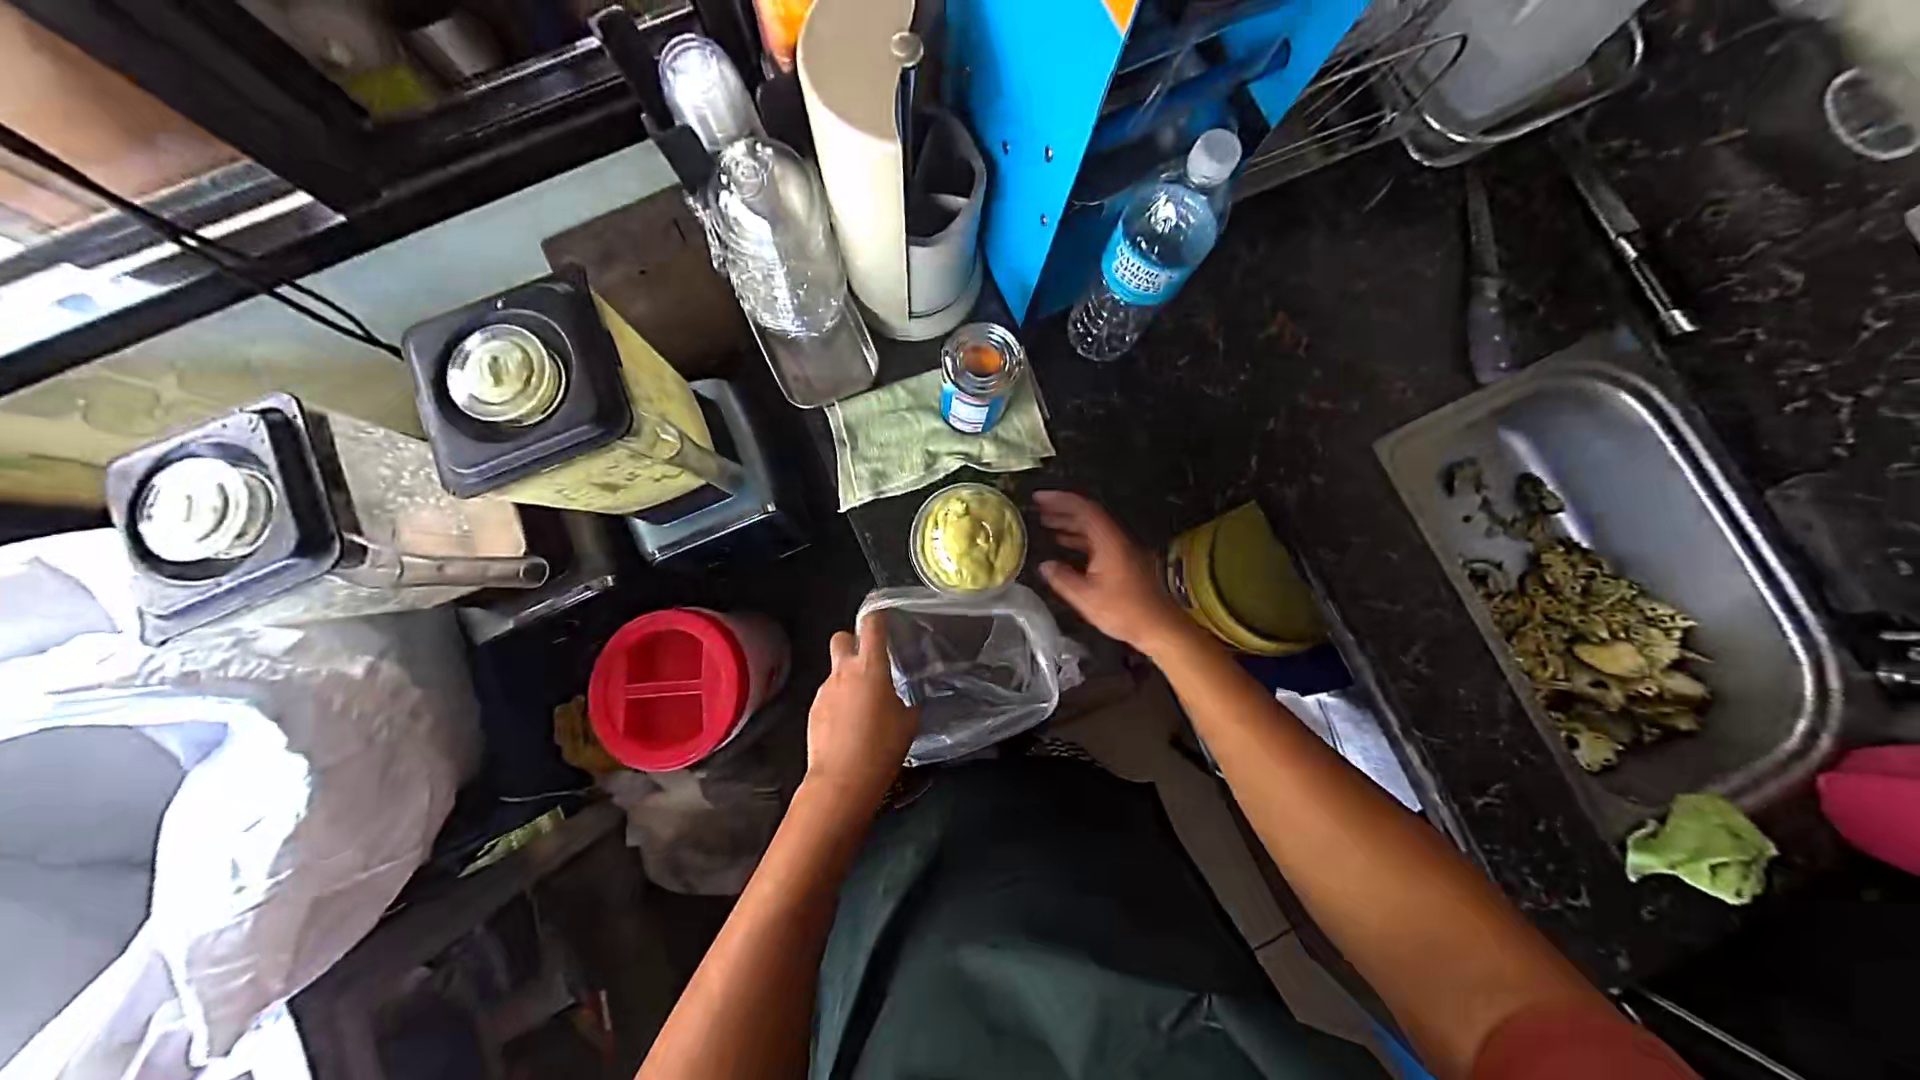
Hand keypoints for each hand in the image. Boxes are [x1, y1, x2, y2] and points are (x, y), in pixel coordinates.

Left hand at [804, 611, 918, 807]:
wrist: (842, 781)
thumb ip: (906, 701)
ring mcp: (824, 691)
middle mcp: (843, 672)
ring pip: (835, 671)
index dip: (878, 618)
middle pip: (840, 637)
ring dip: (848, 679)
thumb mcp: (908, 722)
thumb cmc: (881, 748)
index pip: (871, 625)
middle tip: (868, 661)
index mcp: (870, 667)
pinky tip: (849, 726)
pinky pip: (829, 696)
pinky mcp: (813, 710)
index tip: (885, 621)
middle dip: (852, 642)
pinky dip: (839, 703)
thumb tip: (903, 700)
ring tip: (864, 707)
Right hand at [1033, 490, 1190, 653]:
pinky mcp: (1124, 561)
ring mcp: (1122, 550)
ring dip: (1070, 523)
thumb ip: (1062, 579)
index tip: (1040, 497)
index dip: (1060, 499)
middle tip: (1039, 508)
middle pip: (1089, 515)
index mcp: (1109, 542)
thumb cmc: (1125, 612)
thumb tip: (1045, 566)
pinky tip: (1066, 544)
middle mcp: (1117, 540)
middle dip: (1062, 509)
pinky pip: (1098, 541)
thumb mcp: (1086, 597)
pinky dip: (1079, 538)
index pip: (1084, 509)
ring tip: (1047, 523)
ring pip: (1093, 528)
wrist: (1159, 626)